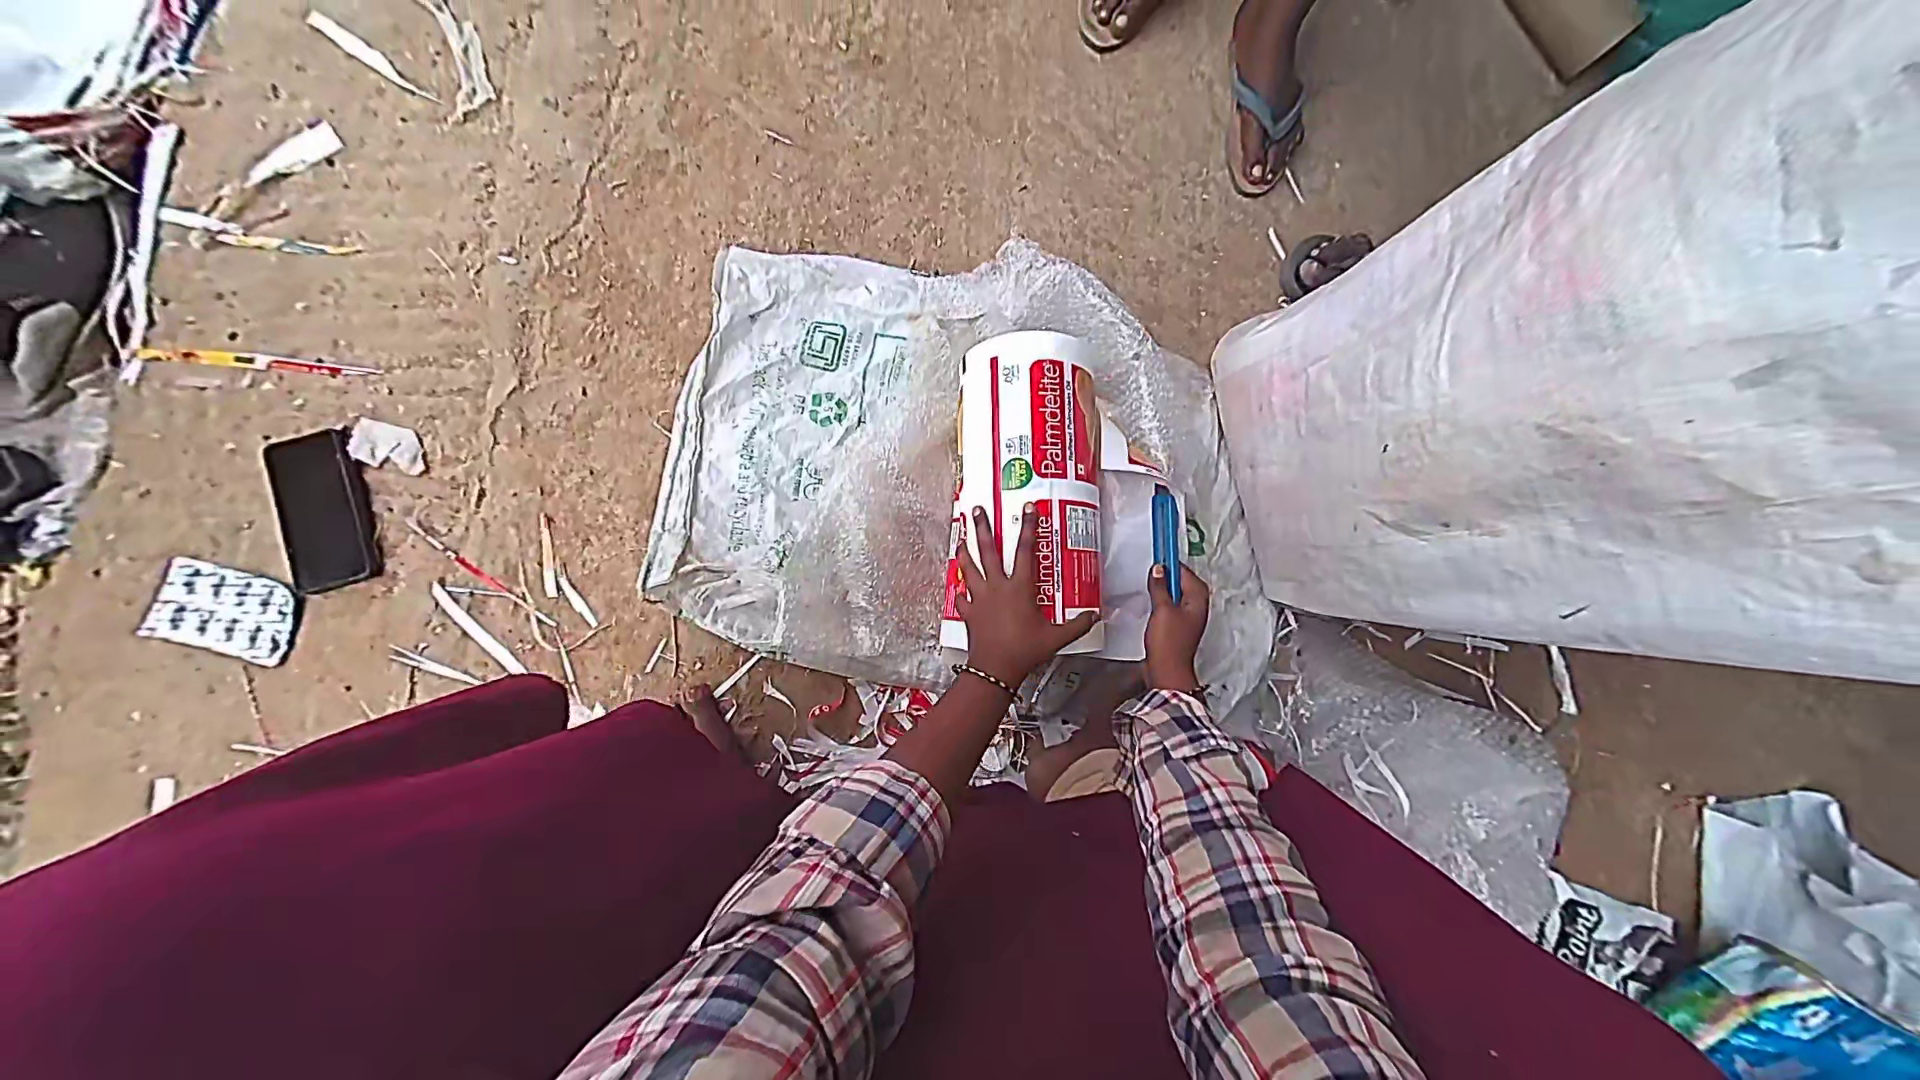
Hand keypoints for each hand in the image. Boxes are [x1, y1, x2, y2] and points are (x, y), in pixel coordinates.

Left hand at [954, 504, 1098, 686]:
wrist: (995, 669)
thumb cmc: (1024, 651)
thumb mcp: (1056, 638)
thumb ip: (1077, 625)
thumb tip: (1094, 616)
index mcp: (1019, 588)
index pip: (1025, 551)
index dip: (1028, 528)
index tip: (1028, 509)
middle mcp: (996, 587)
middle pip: (987, 551)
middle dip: (982, 528)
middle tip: (977, 510)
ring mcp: (979, 598)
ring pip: (968, 567)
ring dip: (964, 551)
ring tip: (961, 538)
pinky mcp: (969, 612)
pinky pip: (961, 597)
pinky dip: (959, 591)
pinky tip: (957, 586)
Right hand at [1144, 564, 1208, 692]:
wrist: (1166, 670)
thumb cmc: (1169, 642)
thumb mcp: (1162, 609)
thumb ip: (1159, 587)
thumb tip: (1158, 570)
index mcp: (1198, 599)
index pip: (1185, 572)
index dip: (1172, 563)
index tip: (1159, 554)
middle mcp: (1196, 606)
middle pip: (1182, 582)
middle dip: (1168, 574)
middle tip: (1152, 568)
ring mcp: (1187, 616)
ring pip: (1176, 593)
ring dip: (1163, 587)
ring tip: (1149, 582)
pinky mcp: (1177, 625)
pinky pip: (1170, 604)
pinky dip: (1161, 599)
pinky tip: (1150, 600)